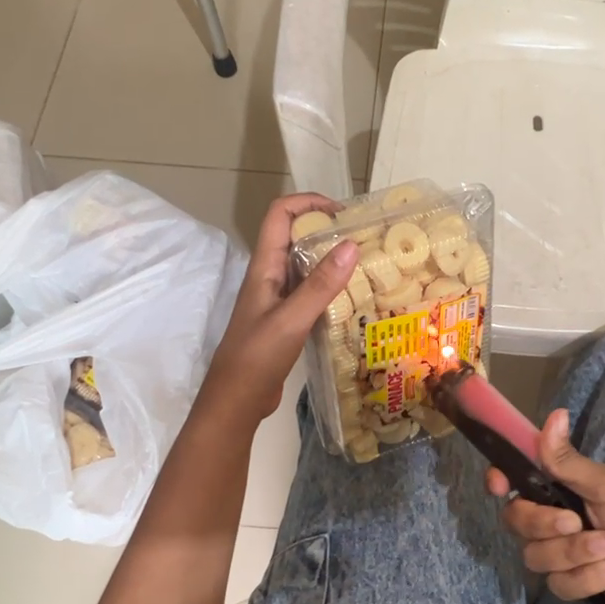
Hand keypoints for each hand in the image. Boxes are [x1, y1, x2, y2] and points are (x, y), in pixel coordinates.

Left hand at [198, 194, 356, 425]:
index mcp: (264, 267)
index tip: (342, 212)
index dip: (308, 202)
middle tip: (366, 239)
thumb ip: (320, 284)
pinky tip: (355, 299)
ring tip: (368, 265)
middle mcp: (270, 276)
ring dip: (333, 260)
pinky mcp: (287, 320)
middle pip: (297, 237)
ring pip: (306, 266)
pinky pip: (311, 292)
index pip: (280, 215)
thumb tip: (350, 244)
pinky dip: (332, 288)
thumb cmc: (257, 356)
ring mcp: (278, 298)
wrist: (236, 400)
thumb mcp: (292, 319)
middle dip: (328, 230)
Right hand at [487, 409, 604, 603]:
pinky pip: (557, 584)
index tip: (498, 486)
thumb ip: (567, 460)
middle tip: (575, 522)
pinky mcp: (576, 585)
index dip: (500, 480)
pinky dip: (586, 579)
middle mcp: (562, 516)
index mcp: (569, 486)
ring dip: (573, 553)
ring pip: (535, 555)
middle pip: (518, 519)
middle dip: (544, 524)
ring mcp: (567, 553)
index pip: (519, 478)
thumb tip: (553, 413)